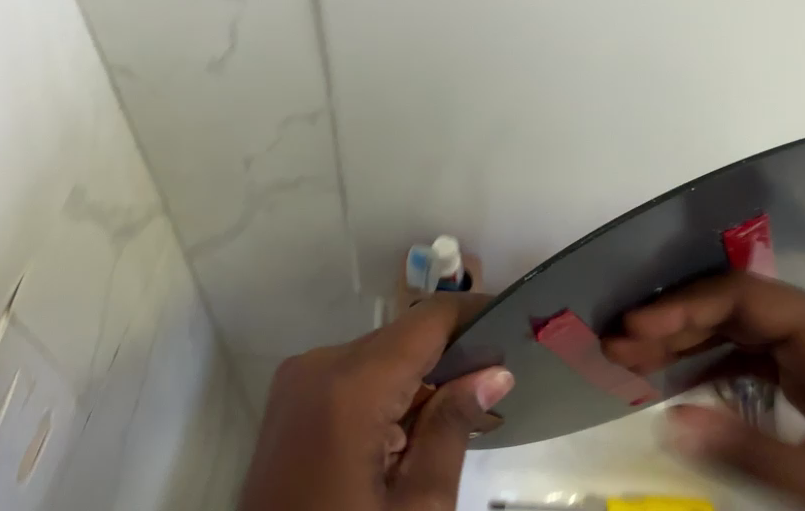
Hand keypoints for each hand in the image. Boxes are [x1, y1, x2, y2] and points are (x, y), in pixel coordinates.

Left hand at [239, 294, 514, 510]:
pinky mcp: (290, 402)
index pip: (426, 320)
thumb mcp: (415, 509)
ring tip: (461, 422)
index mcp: (350, 386)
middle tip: (496, 390)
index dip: (473, 313)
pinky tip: (413, 436)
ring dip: (418, 382)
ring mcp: (298, 382)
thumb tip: (494, 372)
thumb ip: (452, 430)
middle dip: (450, 359)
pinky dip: (386, 397)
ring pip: (379, 358)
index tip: (515, 323)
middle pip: (402, 340)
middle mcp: (318, 365)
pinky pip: (352, 379)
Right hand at [601, 272, 804, 510]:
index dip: (682, 307)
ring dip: (684, 343)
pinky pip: (748, 361)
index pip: (740, 297)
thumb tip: (669, 420)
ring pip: (735, 332)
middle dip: (672, 322)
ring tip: (633, 358)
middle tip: (617, 344)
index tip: (634, 328)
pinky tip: (677, 382)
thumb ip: (749, 452)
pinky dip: (708, 368)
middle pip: (731, 308)